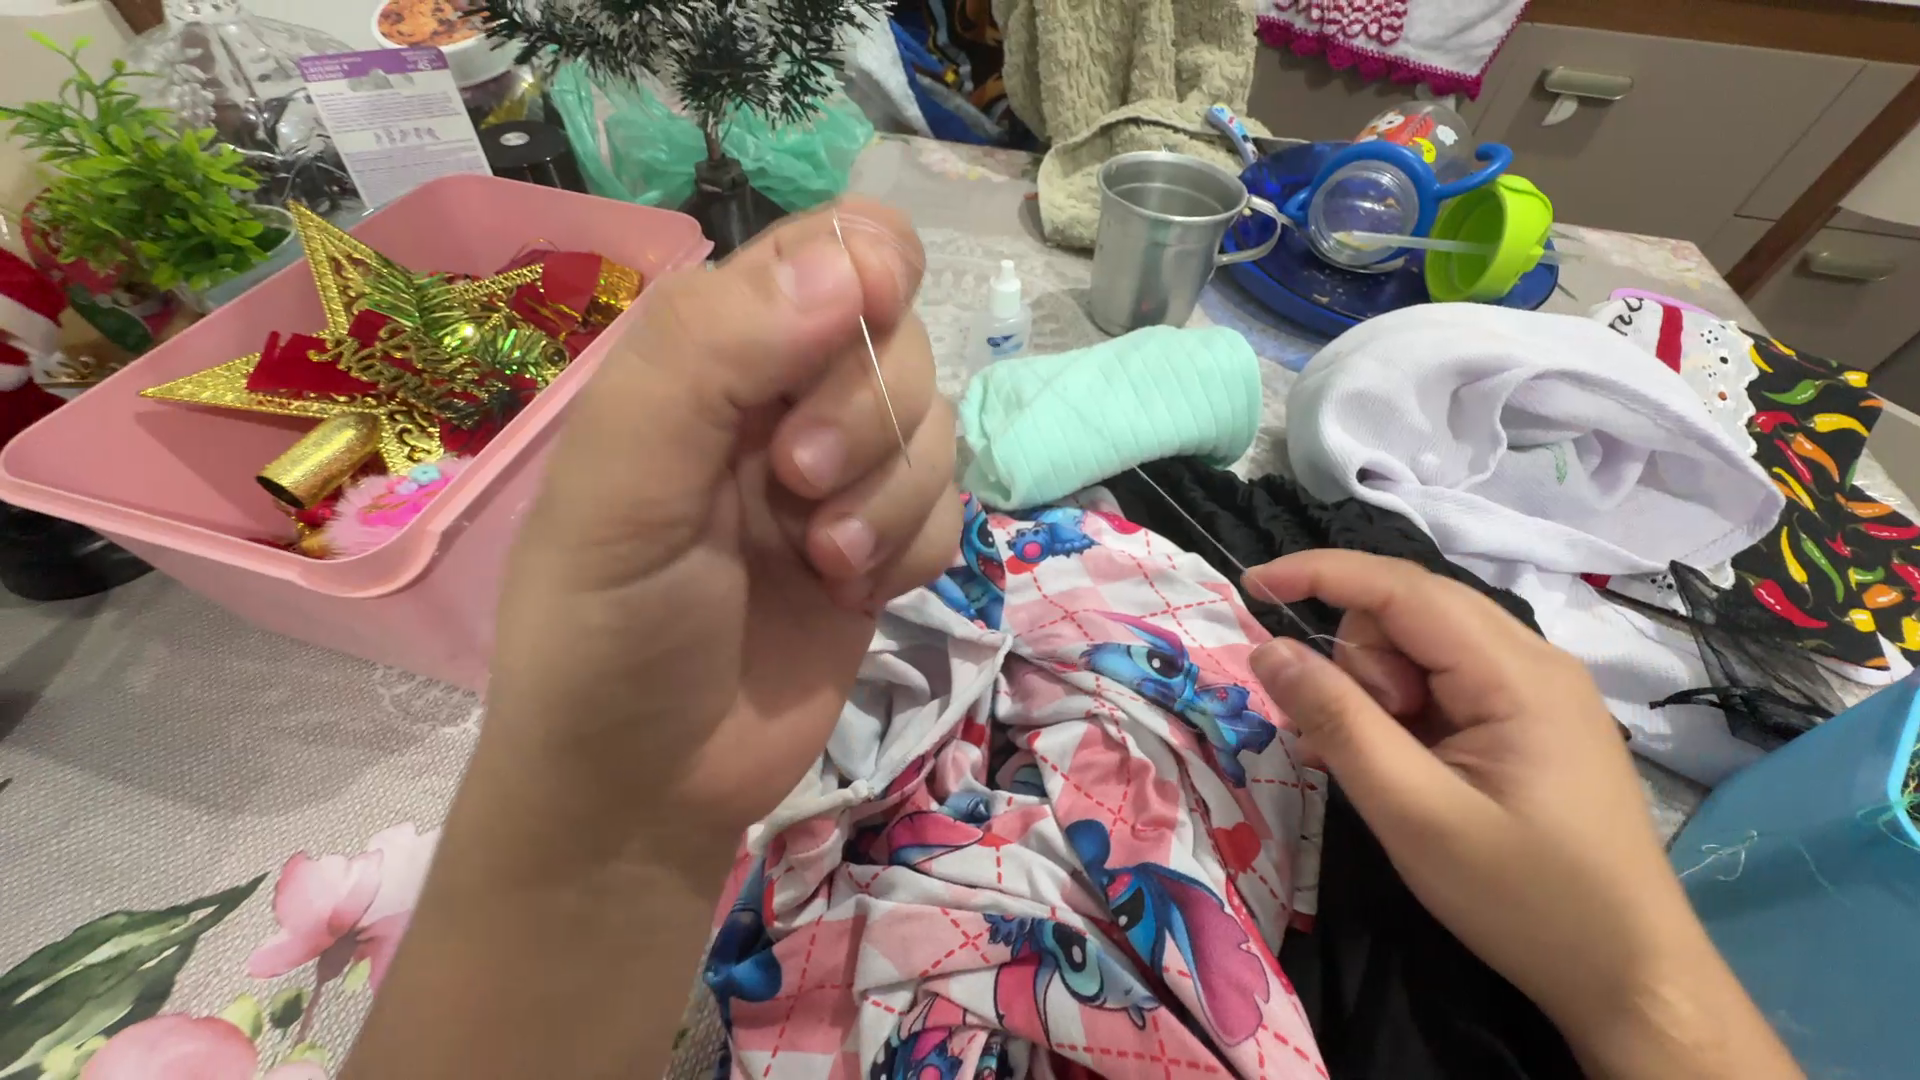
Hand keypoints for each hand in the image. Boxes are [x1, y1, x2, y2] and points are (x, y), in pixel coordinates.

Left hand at [349, 202, 956, 1079]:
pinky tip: (857, 595)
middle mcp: (784, 403)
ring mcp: (841, 480)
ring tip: (824, 562)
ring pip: (936, 429)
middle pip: (901, 341)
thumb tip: (851, 266)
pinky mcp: (883, 549)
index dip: (869, 266)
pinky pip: (949, 510)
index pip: (828, 247)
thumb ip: (710, 361)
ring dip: (892, 496)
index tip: (867, 321)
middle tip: (796, 488)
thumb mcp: (624, 492)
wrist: (648, 787)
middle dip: (867, 415)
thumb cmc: (607, 635)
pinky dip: (914, 549)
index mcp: (710, 358)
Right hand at [1244, 551, 1798, 1079]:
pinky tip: (1388, 758)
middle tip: (1366, 736)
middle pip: (1407, 607)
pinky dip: (1396, 705)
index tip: (1251, 586)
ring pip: (1417, 641)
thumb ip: (1336, 721)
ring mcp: (1533, 689)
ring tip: (1389, 760)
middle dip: (1359, 656)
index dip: (1319, 573)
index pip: (1399, 587)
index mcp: (1515, 674)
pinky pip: (1437, 678)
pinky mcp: (1525, 717)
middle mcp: (1531, 661)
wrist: (1631, 979)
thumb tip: (1267, 649)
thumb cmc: (1524, 898)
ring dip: (1376, 685)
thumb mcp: (1412, 812)